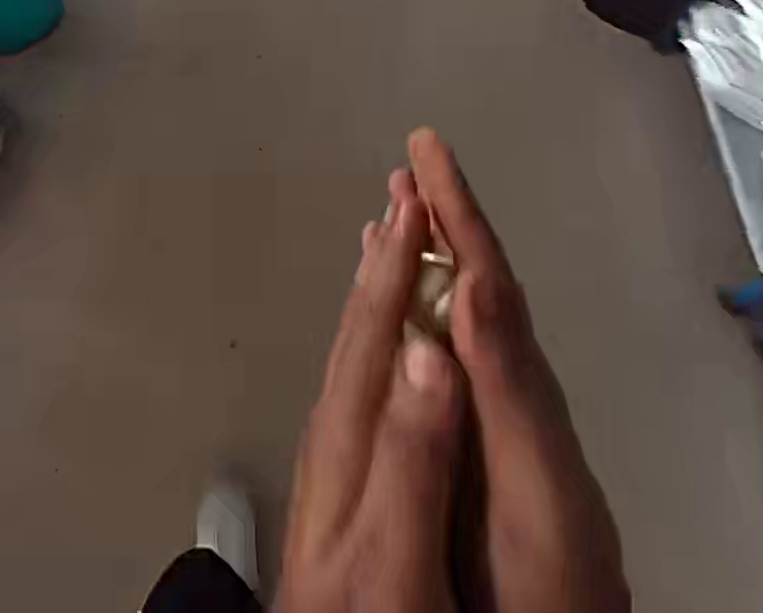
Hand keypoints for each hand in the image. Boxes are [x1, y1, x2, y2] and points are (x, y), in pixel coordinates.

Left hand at [276, 169, 464, 612]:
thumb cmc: (370, 612)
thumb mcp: (394, 557)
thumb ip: (410, 455)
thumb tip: (429, 349)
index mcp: (350, 434)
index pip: (375, 328)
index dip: (397, 262)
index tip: (415, 197)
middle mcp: (335, 423)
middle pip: (358, 324)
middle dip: (383, 256)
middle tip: (402, 191)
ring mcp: (334, 442)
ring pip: (355, 343)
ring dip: (375, 283)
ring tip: (388, 235)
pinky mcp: (343, 464)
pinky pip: (359, 372)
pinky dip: (372, 328)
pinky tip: (384, 326)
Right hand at [408, 128, 630, 612]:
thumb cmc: (546, 576)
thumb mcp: (537, 485)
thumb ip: (508, 390)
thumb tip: (469, 282)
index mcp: (519, 379)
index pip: (486, 274)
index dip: (458, 209)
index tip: (427, 150)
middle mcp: (503, 373)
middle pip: (473, 276)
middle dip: (442, 214)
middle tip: (409, 164)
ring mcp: (482, 395)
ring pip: (452, 302)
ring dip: (425, 248)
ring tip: (397, 208)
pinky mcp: (461, 419)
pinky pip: (434, 338)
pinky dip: (412, 297)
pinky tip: (396, 288)